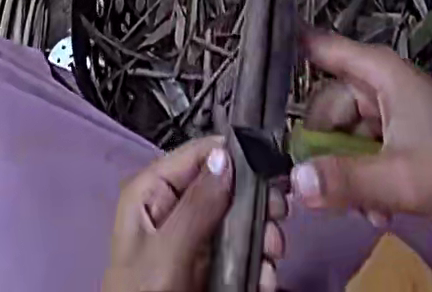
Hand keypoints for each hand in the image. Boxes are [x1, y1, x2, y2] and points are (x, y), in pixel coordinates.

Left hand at [102, 136, 287, 291]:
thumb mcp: (165, 254)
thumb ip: (195, 206)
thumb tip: (224, 155)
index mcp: (152, 190)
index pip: (196, 155)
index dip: (233, 155)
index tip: (269, 167)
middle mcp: (173, 207)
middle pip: (222, 186)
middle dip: (254, 200)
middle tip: (279, 215)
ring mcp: (192, 238)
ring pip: (236, 219)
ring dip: (261, 233)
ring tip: (274, 253)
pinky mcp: (206, 267)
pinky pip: (238, 252)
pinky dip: (257, 261)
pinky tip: (266, 276)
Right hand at [290, 29, 431, 237]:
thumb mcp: (401, 180)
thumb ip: (343, 180)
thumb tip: (293, 183)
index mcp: (377, 70)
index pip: (318, 47)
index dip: (286, 52)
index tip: (255, 74)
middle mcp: (380, 82)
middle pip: (327, 103)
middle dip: (324, 145)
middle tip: (323, 184)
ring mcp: (392, 108)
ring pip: (346, 132)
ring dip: (347, 168)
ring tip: (363, 206)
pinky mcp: (403, 135)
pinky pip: (365, 148)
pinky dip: (365, 175)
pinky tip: (377, 208)